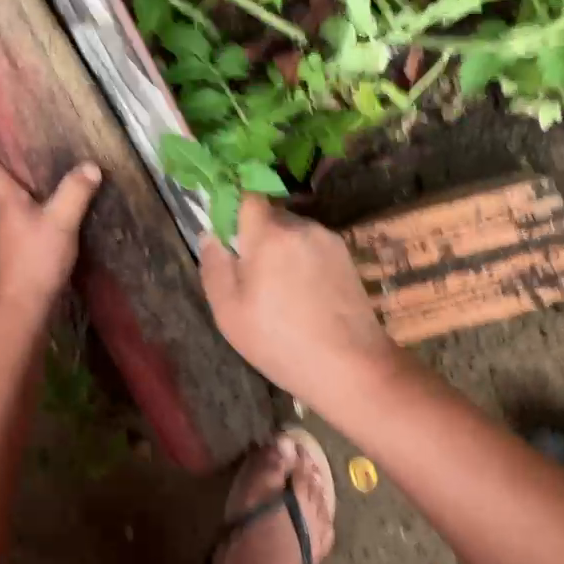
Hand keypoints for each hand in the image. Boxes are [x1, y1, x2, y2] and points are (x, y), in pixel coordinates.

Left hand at [0, 157, 102, 312]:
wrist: (25, 306)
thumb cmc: (36, 259)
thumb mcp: (60, 220)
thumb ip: (75, 192)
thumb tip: (91, 165)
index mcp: (8, 201)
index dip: (1, 150)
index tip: (16, 135)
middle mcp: (9, 214)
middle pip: (13, 183)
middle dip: (29, 167)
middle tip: (54, 149)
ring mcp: (17, 233)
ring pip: (28, 203)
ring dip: (43, 190)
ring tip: (68, 174)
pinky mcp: (29, 250)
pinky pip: (39, 220)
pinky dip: (52, 211)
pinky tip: (72, 210)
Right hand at [199, 196, 401, 408]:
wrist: (353, 368)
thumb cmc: (281, 342)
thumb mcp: (229, 312)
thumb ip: (214, 266)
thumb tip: (211, 235)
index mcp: (269, 234)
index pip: (247, 195)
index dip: (233, 206)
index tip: (226, 233)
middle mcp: (301, 226)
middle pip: (270, 215)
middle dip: (256, 236)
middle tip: (250, 276)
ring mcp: (328, 241)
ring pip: (292, 233)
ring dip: (281, 250)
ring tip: (280, 292)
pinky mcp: (347, 258)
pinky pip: (312, 247)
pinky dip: (302, 262)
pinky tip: (304, 297)